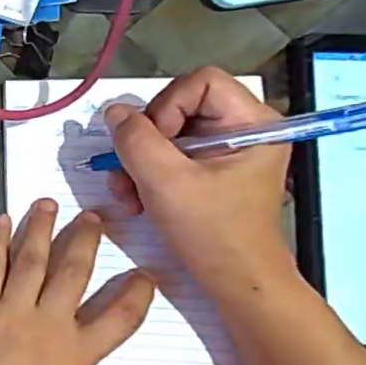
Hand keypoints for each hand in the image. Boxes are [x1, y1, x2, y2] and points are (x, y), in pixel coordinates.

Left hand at [0, 200, 158, 364]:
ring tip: (50, 202)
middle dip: (86, 239)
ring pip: (32, 259)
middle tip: (93, 216)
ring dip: (42, 227)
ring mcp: (11, 309)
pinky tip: (3, 220)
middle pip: (74, 271)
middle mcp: (48, 323)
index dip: (138, 292)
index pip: (120, 316)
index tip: (145, 273)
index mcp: (75, 353)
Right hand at [103, 68, 296, 300]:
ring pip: (169, 134)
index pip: (200, 83)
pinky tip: (137, 199)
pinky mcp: (211, 172)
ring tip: (127, 193)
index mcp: (251, 123)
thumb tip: (114, 111)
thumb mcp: (165, 182)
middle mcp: (242, 129)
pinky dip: (148, 174)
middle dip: (146, 140)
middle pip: (179, 107)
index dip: (167, 106)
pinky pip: (171, 156)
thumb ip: (136, 140)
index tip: (154, 144)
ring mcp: (226, 152)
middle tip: (129, 172)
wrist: (236, 281)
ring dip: (139, 161)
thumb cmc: (212, 232)